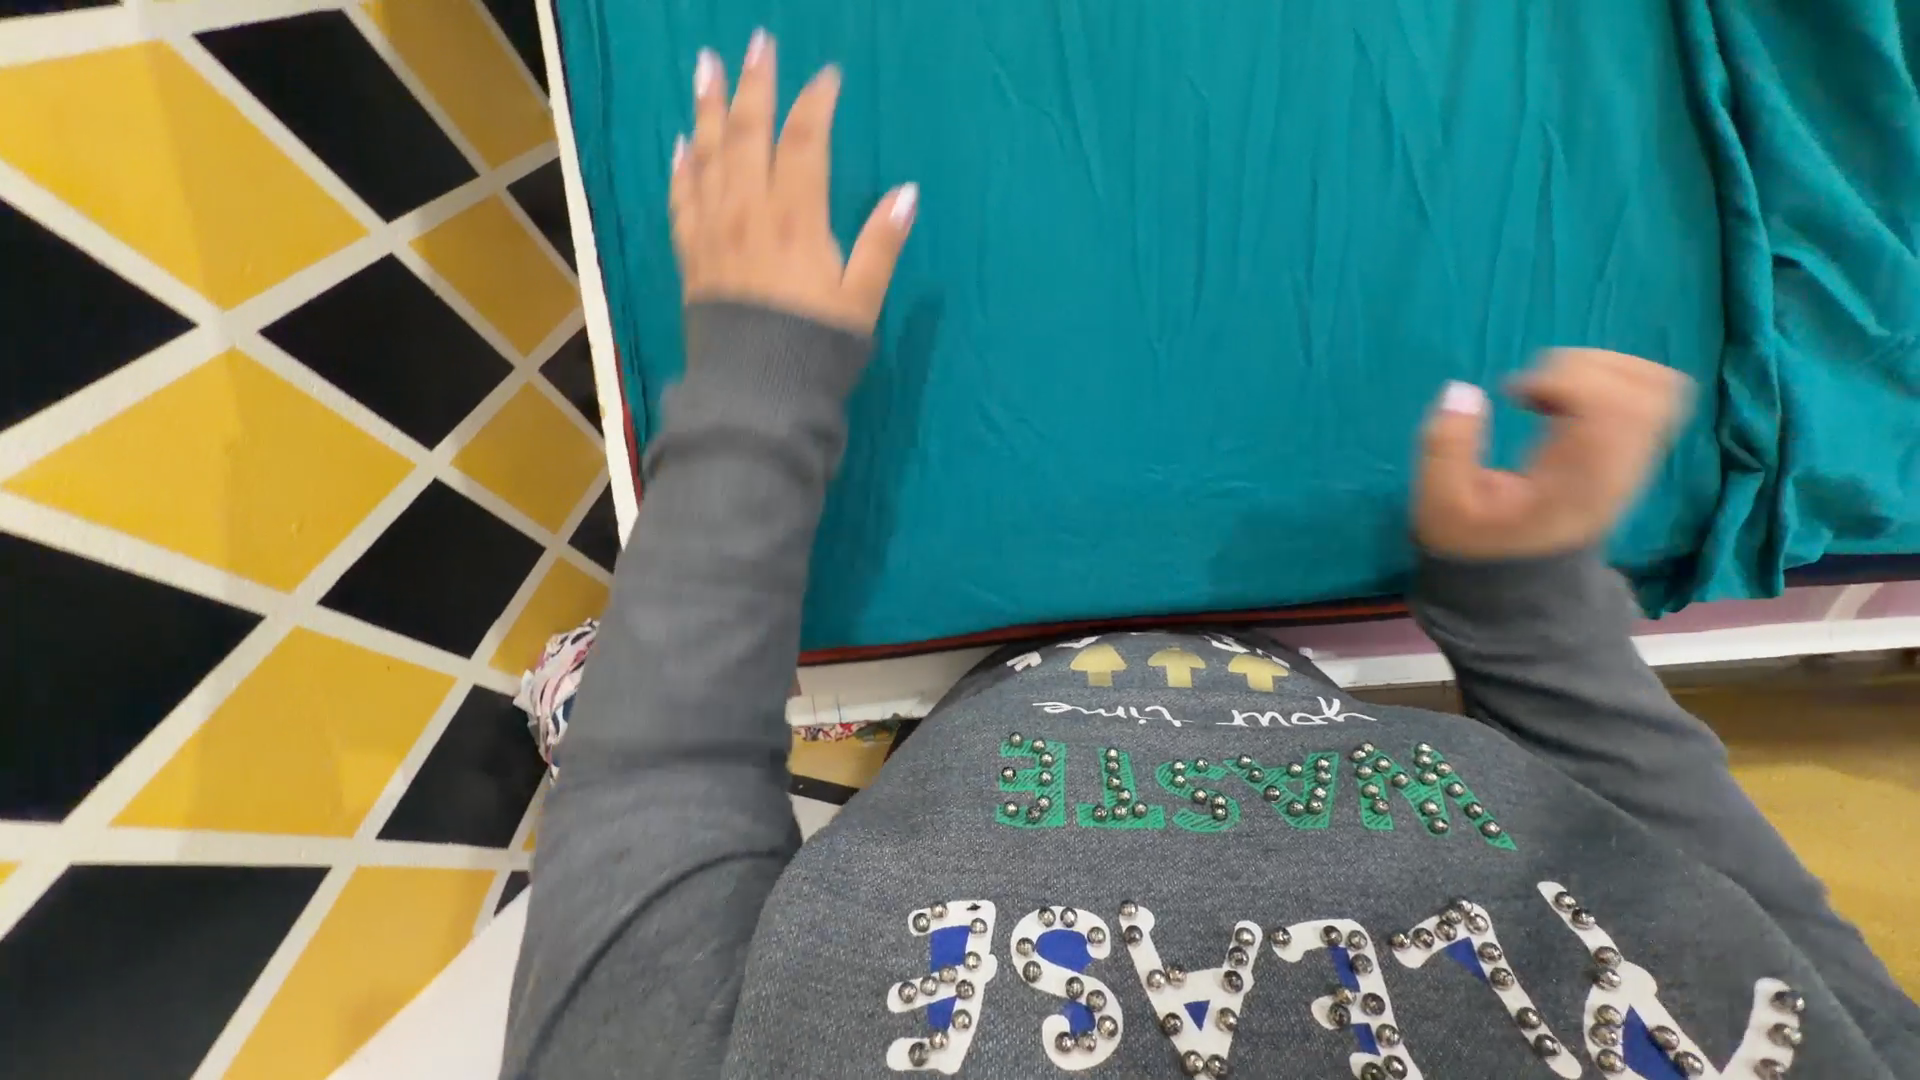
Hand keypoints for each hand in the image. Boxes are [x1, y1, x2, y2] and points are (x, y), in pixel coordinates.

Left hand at [670, 31, 915, 333]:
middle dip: (754, 85)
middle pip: (748, 134)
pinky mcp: (693, 255)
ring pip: (708, 155)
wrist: (756, 390)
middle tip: (756, 44)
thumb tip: (907, 193)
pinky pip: (682, 199)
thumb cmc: (816, 347)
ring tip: (706, 67)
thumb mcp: (861, 300)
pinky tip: (683, 144)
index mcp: (796, 219)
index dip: (816, 104)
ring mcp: (714, 231)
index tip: (827, 77)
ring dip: (708, 108)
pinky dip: (682, 166)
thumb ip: (882, 244)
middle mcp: (749, 212)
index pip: (805, 143)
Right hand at [1414, 348, 1691, 559]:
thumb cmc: (1472, 542)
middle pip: (1648, 387)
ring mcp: (1631, 460)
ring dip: (1598, 370)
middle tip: (1531, 386)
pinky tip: (1558, 399)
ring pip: (1655, 386)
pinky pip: (1644, 398)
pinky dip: (1604, 382)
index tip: (1512, 392)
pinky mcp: (1627, 454)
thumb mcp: (1439, 502)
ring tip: (1545, 390)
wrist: (1514, 582)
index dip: (1564, 378)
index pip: (1611, 406)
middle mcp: (1619, 467)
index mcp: (1577, 481)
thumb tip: (1463, 390)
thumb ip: (1445, 446)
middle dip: (1585, 367)